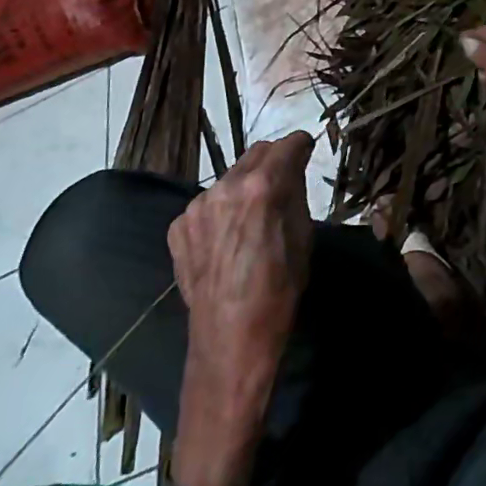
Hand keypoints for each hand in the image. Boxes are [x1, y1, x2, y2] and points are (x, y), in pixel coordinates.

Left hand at [168, 131, 314, 485]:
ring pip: (229, 179)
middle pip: (255, 154)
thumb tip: (292, 172)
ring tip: (253, 218)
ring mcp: (196, 206)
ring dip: (245, 187)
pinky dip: (222, 211)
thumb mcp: (303, 239)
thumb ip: (296, 196)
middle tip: (285, 181)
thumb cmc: (279, 293)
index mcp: (262, 187)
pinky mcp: (178, 225)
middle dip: (273, 161)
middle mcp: (224, 186)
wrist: (230, 340)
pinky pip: (207, 204)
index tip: (307, 150)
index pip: (286, 146)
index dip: (300, 145)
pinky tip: (228, 240)